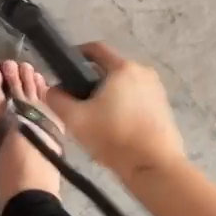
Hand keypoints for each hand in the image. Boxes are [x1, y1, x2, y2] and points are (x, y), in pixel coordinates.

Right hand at [45, 43, 186, 178]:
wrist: (154, 167)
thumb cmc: (114, 137)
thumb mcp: (76, 120)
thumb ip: (57, 100)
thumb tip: (51, 90)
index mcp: (123, 68)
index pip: (96, 48)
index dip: (77, 54)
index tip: (65, 70)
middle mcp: (143, 71)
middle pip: (110, 69)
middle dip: (92, 81)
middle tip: (77, 102)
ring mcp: (157, 89)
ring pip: (124, 85)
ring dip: (108, 96)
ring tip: (95, 119)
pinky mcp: (163, 107)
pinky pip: (137, 99)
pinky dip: (124, 106)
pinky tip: (116, 128)